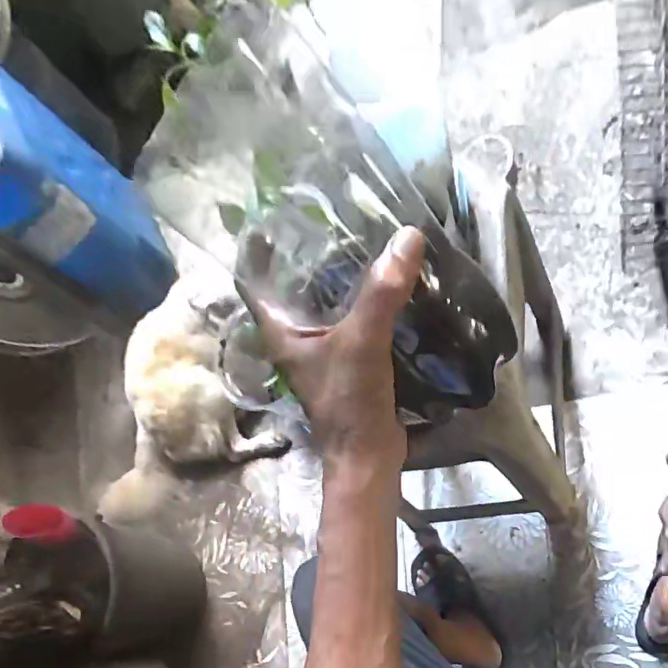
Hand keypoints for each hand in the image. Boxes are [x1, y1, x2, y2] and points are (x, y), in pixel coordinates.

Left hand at [249, 227, 425, 481]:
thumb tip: (409, 236)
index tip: (286, 210)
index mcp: (281, 331)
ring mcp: (324, 351)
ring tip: (370, 239)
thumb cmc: (351, 403)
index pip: (258, 277)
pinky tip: (392, 283)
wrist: (370, 457)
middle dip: (318, 253)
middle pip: (299, 285)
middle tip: (342, 214)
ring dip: (348, 278)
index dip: (266, 244)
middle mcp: (296, 338)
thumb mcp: (363, 342)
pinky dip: (371, 303)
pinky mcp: (352, 363)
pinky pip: (358, 322)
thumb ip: (383, 293)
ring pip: (331, 303)